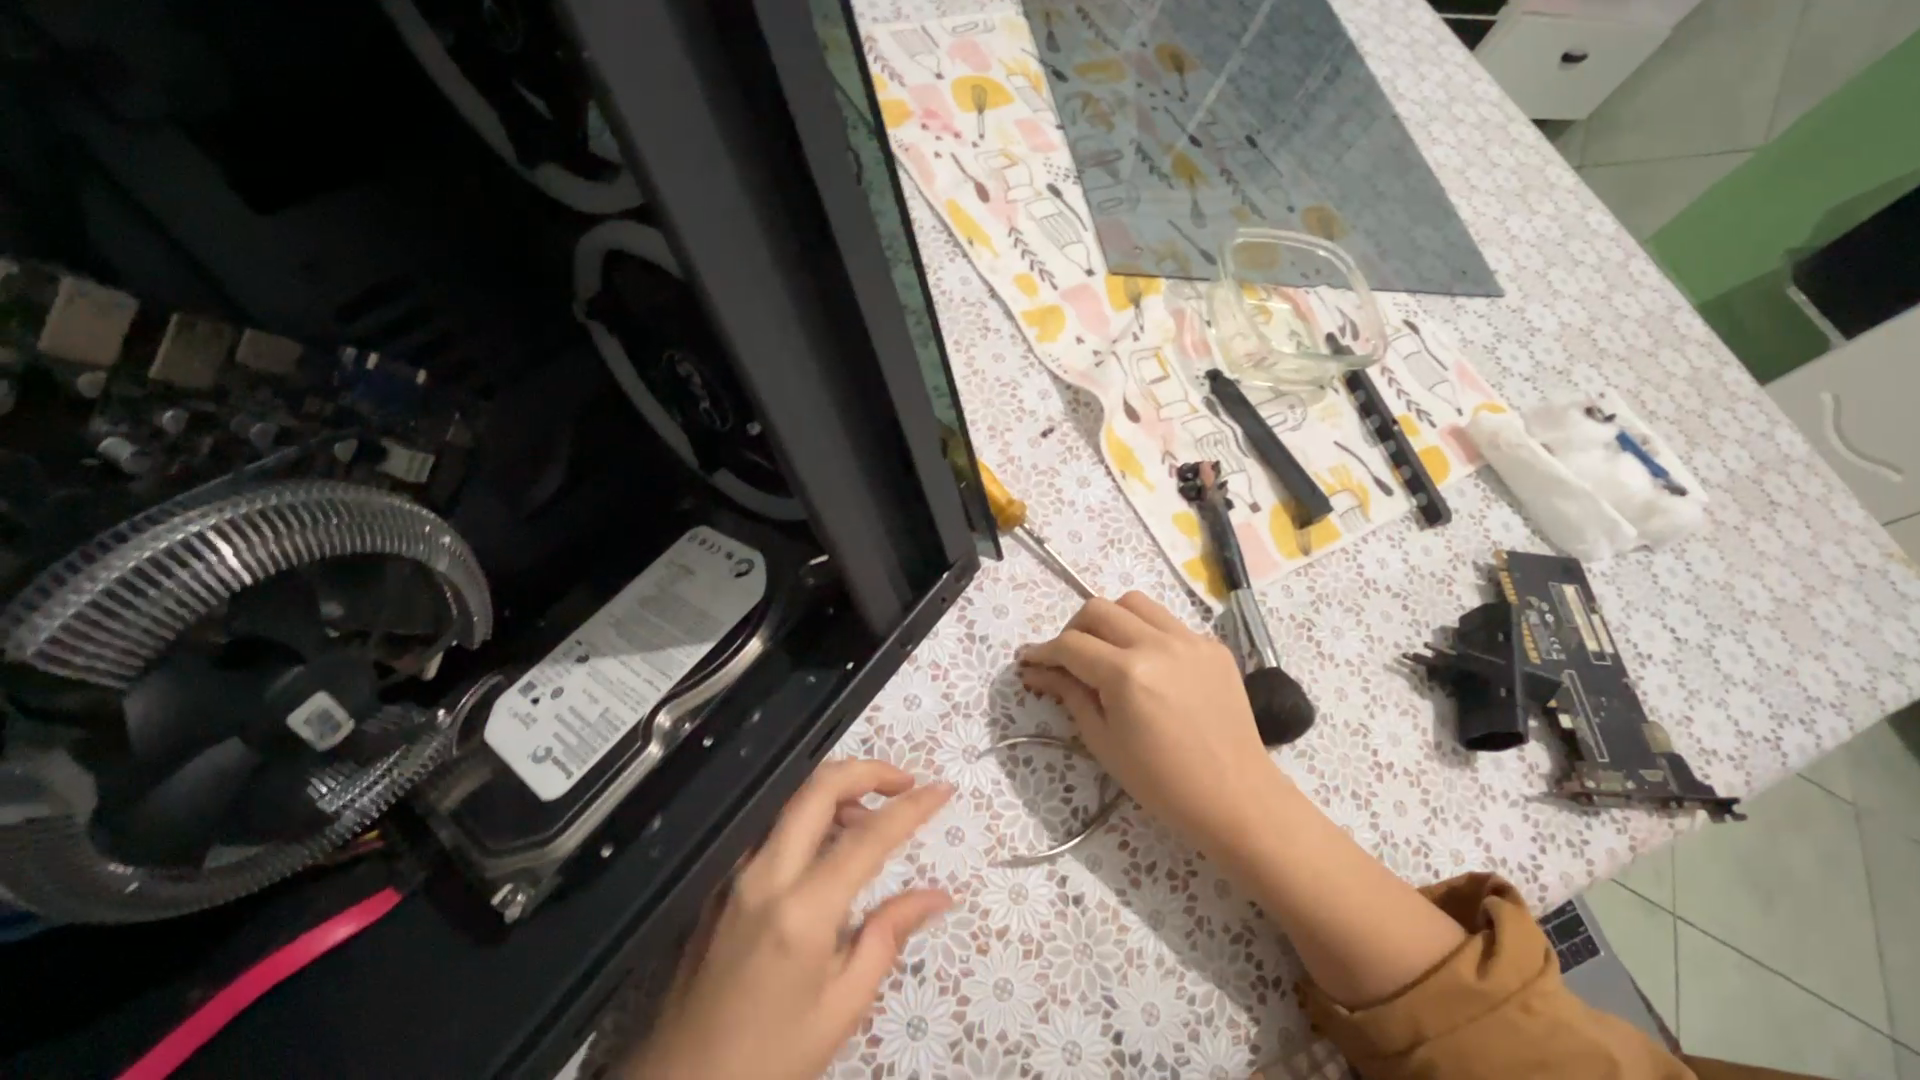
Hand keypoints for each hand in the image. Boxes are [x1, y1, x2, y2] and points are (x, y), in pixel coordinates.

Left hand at [626, 760, 952, 1079]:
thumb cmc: (771, 1055)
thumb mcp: (843, 1005)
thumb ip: (889, 935)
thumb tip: (936, 896)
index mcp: (802, 910)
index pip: (868, 837)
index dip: (912, 807)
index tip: (943, 790)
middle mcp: (764, 876)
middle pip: (816, 788)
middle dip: (867, 770)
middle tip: (905, 783)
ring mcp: (736, 876)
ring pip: (790, 803)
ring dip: (836, 793)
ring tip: (873, 821)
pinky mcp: (721, 885)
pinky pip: (771, 831)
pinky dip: (808, 820)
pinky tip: (829, 852)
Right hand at [1017, 592, 1281, 853]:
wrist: (1233, 795)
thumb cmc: (1160, 781)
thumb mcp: (1103, 741)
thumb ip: (1070, 695)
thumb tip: (1038, 671)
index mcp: (1127, 674)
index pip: (1070, 645)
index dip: (1043, 652)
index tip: (1029, 661)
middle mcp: (1158, 644)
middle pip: (1099, 610)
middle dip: (1073, 629)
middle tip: (1067, 658)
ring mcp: (1190, 640)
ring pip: (1135, 604)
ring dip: (1111, 620)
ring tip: (1106, 652)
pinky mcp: (1213, 647)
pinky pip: (1169, 623)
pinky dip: (1147, 634)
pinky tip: (1148, 666)